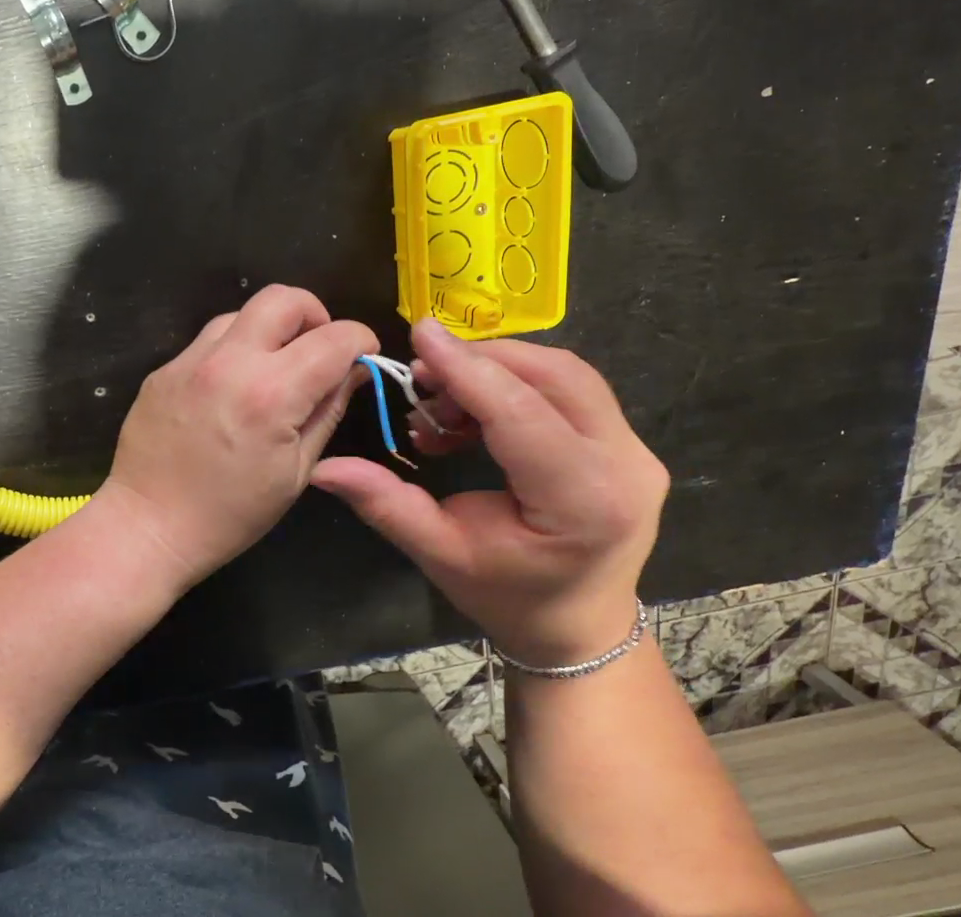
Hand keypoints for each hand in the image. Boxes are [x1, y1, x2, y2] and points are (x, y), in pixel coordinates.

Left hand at [100, 285, 378, 592]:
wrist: (148, 525)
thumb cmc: (230, 514)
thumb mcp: (296, 471)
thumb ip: (327, 411)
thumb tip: (355, 371)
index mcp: (271, 393)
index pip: (334, 337)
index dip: (361, 341)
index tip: (363, 356)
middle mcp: (228, 362)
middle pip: (282, 297)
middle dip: (314, 314)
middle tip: (317, 351)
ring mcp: (188, 362)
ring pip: (240, 314)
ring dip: (268, 331)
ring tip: (272, 371)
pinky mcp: (162, 370)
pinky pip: (207, 342)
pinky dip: (231, 352)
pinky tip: (230, 391)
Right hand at [312, 320, 669, 666]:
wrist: (578, 628)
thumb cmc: (508, 596)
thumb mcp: (439, 553)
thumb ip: (386, 503)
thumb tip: (323, 468)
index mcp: (583, 501)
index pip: (521, 413)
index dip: (467, 369)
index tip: (420, 333)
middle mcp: (624, 466)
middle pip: (555, 376)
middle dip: (483, 362)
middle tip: (422, 377)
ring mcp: (636, 452)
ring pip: (567, 376)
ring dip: (498, 371)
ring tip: (442, 404)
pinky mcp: (627, 445)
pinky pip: (571, 391)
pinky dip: (516, 386)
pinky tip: (472, 415)